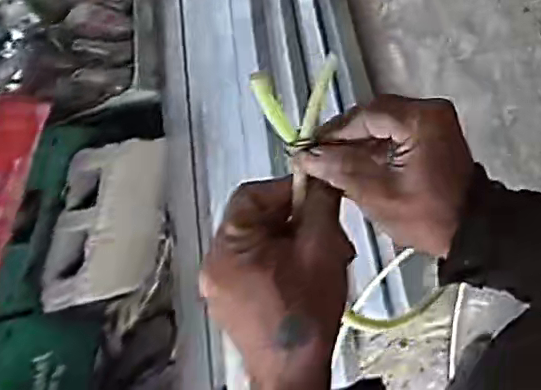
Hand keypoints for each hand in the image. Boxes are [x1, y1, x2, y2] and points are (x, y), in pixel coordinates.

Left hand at [199, 177, 352, 389]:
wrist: (293, 373)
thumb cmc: (305, 309)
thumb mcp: (321, 243)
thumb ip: (320, 200)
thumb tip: (321, 171)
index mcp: (229, 248)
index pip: (252, 193)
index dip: (287, 188)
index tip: (316, 197)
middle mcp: (215, 264)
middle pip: (258, 215)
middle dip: (296, 215)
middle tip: (324, 225)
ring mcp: (222, 284)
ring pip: (263, 237)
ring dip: (296, 235)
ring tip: (323, 250)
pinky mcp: (234, 299)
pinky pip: (259, 259)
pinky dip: (285, 255)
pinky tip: (310, 268)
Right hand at [299, 96, 473, 256]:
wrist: (471, 227)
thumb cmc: (426, 215)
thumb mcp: (379, 195)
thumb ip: (342, 169)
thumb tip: (307, 155)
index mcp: (421, 119)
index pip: (368, 114)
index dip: (335, 130)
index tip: (307, 148)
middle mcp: (430, 109)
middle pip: (377, 113)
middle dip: (346, 134)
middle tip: (316, 155)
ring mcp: (435, 118)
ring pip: (386, 120)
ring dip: (360, 139)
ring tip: (330, 162)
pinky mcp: (435, 130)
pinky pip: (398, 128)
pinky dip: (377, 143)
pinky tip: (355, 162)